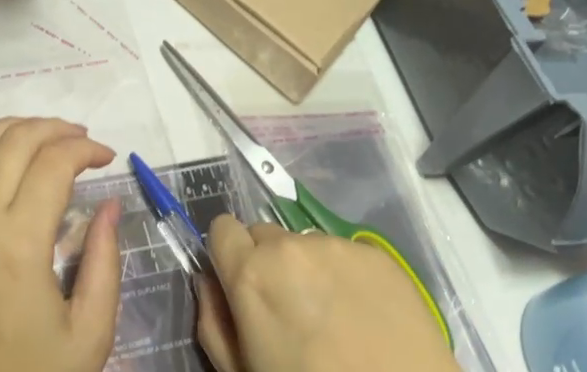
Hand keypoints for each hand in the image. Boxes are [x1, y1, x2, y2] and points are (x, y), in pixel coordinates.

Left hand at [0, 118, 123, 371]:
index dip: (84, 150)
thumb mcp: (87, 336)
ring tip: (40, 137)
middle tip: (80, 139)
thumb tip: (110, 206)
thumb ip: (104, 264)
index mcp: (18, 241)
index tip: (108, 158)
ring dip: (9, 131)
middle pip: (12, 143)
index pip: (52, 164)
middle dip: (51, 129)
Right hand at [195, 215, 456, 371]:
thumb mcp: (241, 371)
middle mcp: (290, 246)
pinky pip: (347, 254)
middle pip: (265, 236)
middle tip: (291, 310)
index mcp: (250, 273)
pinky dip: (348, 277)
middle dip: (270, 264)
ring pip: (307, 245)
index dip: (229, 257)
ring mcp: (337, 247)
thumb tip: (208, 283)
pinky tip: (364, 315)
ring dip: (310, 270)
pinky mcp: (378, 255)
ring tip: (333, 317)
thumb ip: (214, 322)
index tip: (243, 286)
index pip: (222, 228)